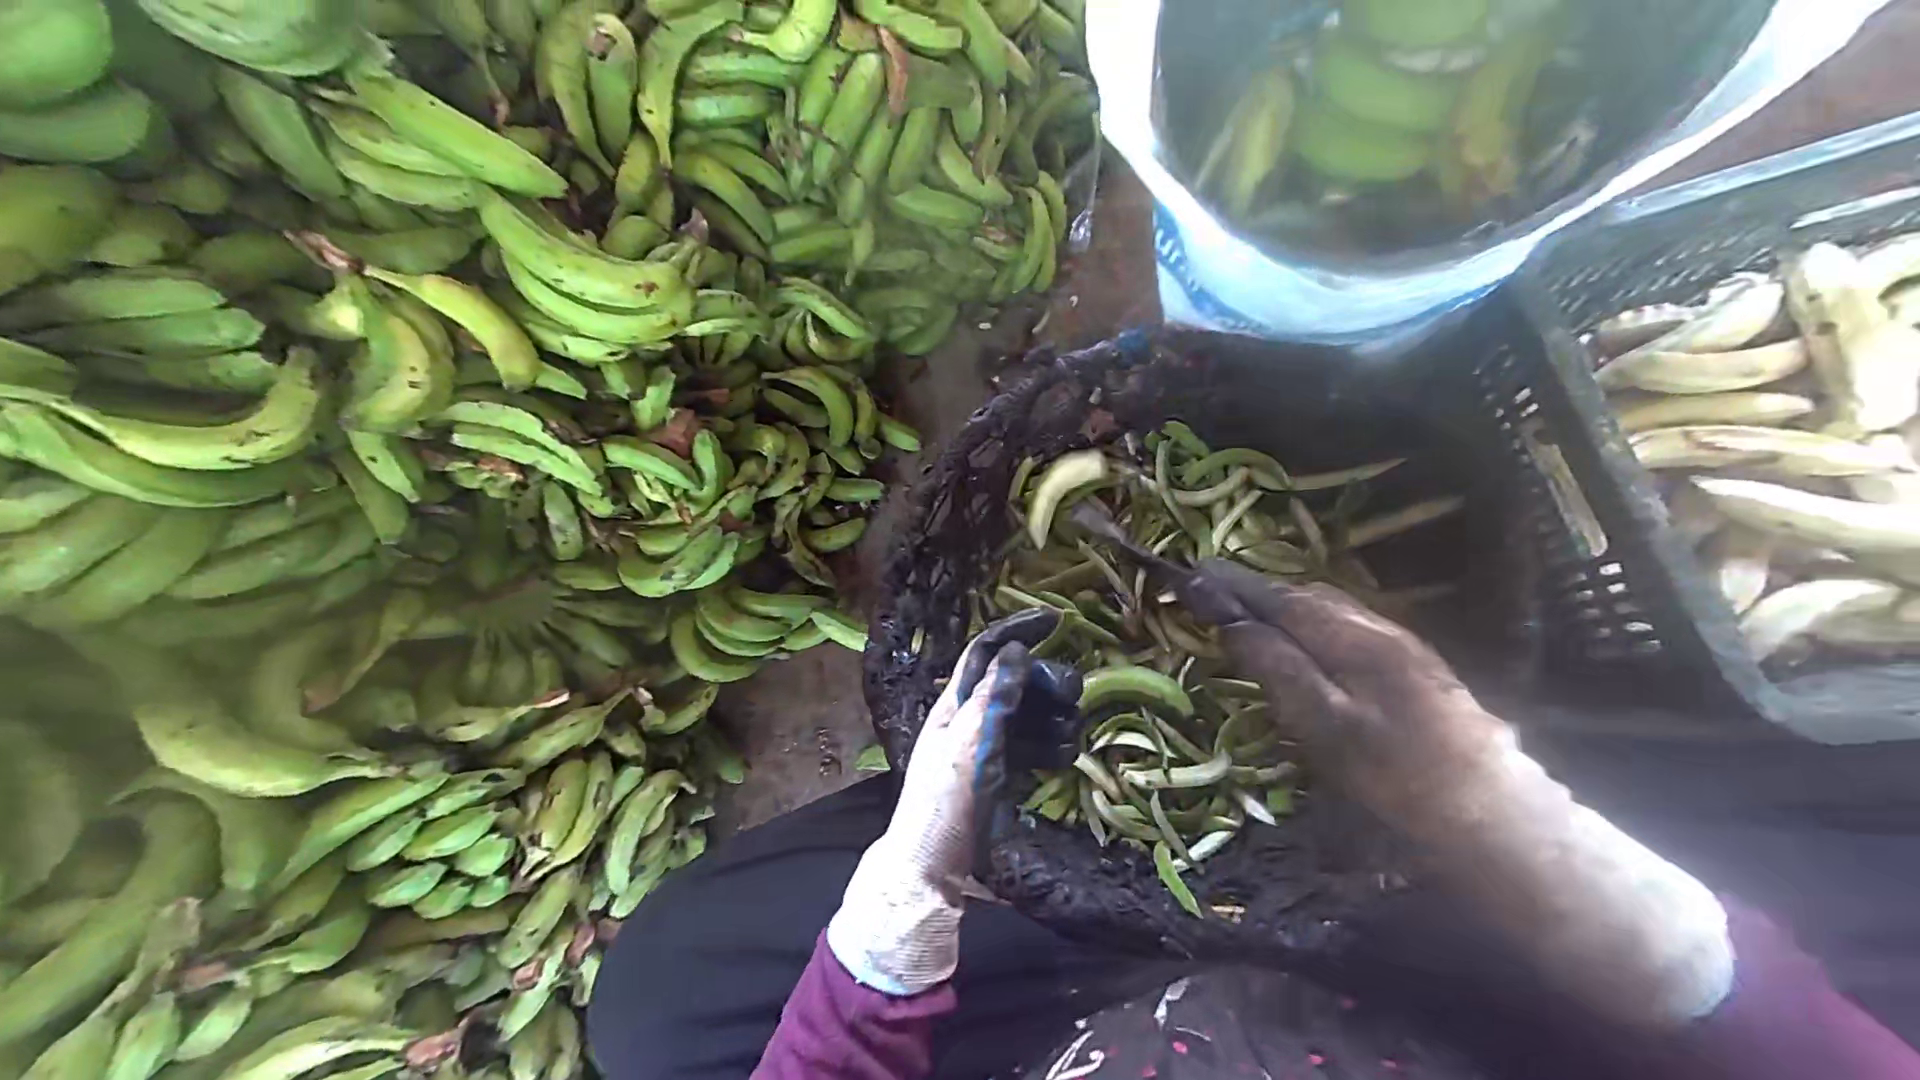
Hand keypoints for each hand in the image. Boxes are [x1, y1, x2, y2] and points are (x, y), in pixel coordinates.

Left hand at [827, 611, 1057, 995]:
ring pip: (1028, 715)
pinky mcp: (1001, 774)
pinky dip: (1050, 747)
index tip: (1056, 619)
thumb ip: (993, 696)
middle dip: (1046, 683)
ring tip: (1070, 735)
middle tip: (1072, 698)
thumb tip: (1015, 649)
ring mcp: (987, 747)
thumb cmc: (946, 801)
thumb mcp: (970, 743)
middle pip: (1015, 682)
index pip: (987, 651)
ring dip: (1053, 719)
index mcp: (956, 703)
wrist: (933, 868)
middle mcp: (972, 718)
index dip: (1018, 630)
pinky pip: (1032, 747)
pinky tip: (1063, 759)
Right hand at [1200, 560, 1511, 838]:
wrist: (1496, 813)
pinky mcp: (1409, 665)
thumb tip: (1230, 622)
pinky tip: (1298, 634)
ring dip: (1276, 599)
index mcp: (1347, 636)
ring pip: (1322, 607)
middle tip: (1206, 587)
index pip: (1273, 598)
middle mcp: (1372, 626)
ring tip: (1241, 604)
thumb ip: (1274, 666)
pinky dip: (1303, 617)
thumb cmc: (1397, 774)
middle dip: (1250, 586)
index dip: (1229, 586)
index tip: (1189, 574)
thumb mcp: (1322, 724)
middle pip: (1298, 594)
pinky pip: (1340, 623)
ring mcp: (1395, 643)